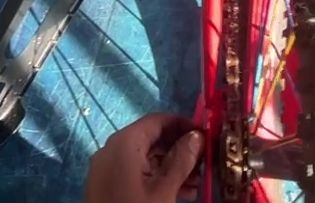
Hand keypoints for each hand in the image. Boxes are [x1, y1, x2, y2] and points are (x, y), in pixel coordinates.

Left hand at [83, 113, 204, 202]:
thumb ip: (181, 161)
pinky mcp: (109, 186)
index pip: (158, 121)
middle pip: (152, 139)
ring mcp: (109, 168)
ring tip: (198, 182)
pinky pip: (137, 173)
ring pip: (146, 158)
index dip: (183, 125)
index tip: (206, 136)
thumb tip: (197, 136)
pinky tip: (182, 193)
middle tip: (205, 163)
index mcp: (124, 142)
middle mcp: (114, 149)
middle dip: (180, 149)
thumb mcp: (163, 191)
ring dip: (172, 167)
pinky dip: (158, 179)